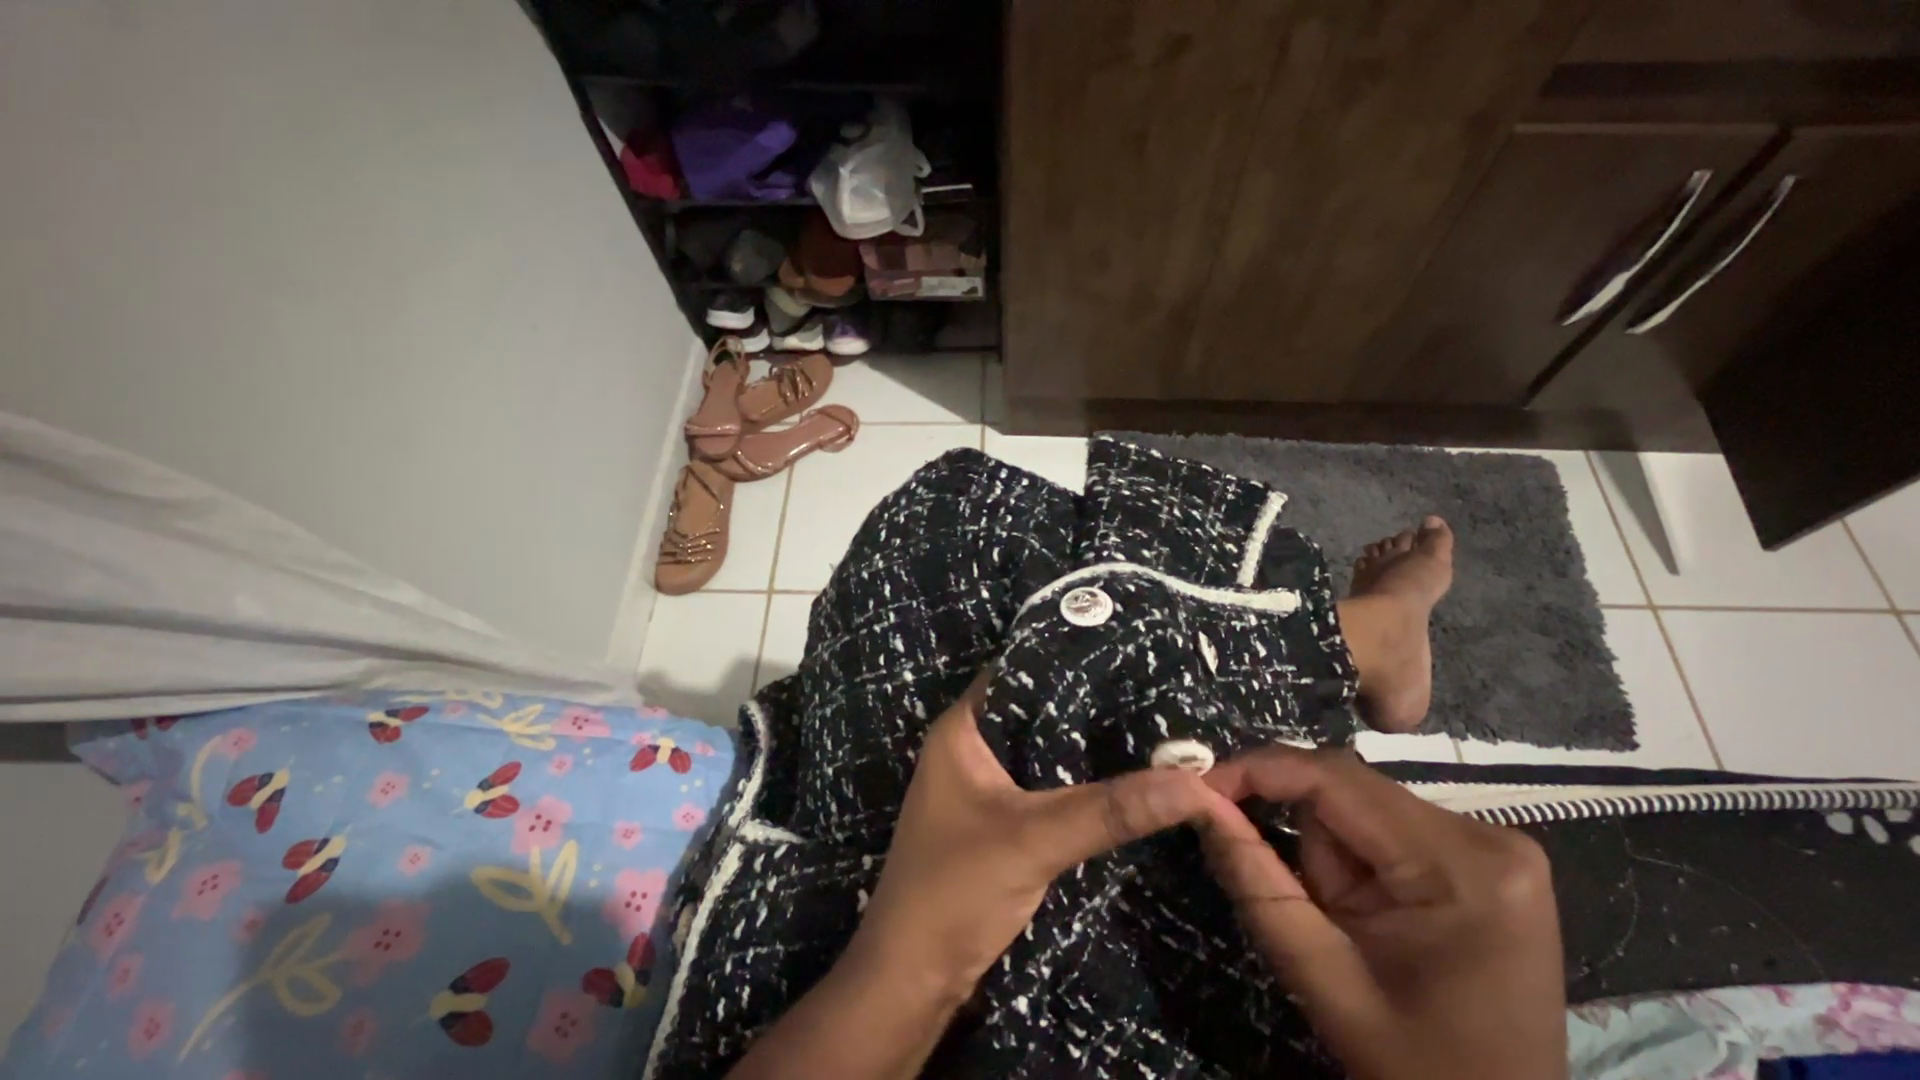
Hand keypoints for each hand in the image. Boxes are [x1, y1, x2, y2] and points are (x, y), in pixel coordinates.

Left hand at [849, 670, 1217, 997]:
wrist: (912, 980)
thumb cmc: (953, 891)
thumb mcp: (1033, 840)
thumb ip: (1110, 809)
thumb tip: (1196, 783)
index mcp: (961, 729)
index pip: (1022, 673)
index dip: (1076, 661)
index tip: (1139, 658)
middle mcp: (971, 749)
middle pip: (1041, 715)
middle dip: (1098, 711)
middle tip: (1167, 701)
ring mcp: (985, 790)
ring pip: (1049, 756)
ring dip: (1094, 754)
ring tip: (1164, 737)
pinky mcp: (1001, 825)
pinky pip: (1050, 791)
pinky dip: (1086, 789)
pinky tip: (1132, 787)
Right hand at [1198, 747, 1566, 1079]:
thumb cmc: (1416, 1067)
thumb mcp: (1321, 977)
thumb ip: (1257, 882)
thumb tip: (1200, 803)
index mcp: (1460, 865)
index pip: (1336, 778)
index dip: (1258, 770)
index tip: (1196, 785)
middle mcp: (1489, 835)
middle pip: (1352, 790)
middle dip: (1300, 831)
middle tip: (1292, 896)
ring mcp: (1496, 845)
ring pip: (1366, 806)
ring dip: (1329, 850)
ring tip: (1343, 922)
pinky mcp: (1489, 860)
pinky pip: (1391, 829)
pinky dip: (1357, 858)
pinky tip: (1368, 913)